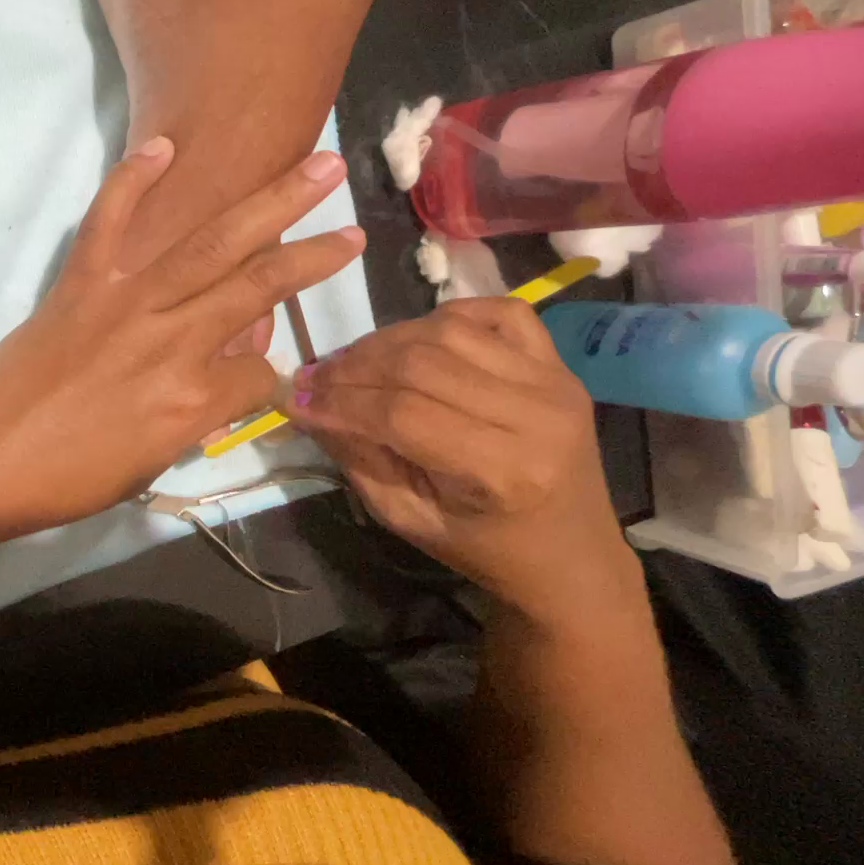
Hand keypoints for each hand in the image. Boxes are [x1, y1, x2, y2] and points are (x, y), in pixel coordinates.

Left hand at [0, 138, 360, 537]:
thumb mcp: (150, 465)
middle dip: (313, 257)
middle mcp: (173, 343)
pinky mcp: (79, 285)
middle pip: (260, 288)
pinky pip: (108, 223)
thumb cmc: (65, 481)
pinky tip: (165, 147)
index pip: (260, 372)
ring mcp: (125, 304)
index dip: (270, 375)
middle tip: (355, 228)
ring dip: (269, 203)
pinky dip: (131, 182)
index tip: (264, 375)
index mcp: (194, 403)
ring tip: (318, 166)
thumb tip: (217, 385)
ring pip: (211, 246)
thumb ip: (192, 419)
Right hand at [288, 298, 638, 623]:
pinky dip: (446, 316)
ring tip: (352, 363)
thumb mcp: (405, 516)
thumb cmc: (479, 545)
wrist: (568, 551)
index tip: (295, 402)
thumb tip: (303, 405)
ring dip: (385, 340)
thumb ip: (356, 457)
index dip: (339, 403)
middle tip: (312, 380)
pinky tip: (416, 340)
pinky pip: (497, 312)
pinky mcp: (558, 364)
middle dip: (352, 368)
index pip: (401, 414)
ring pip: (449, 330)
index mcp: (500, 470)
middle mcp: (535, 415)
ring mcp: (553, 382)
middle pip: (421, 363)